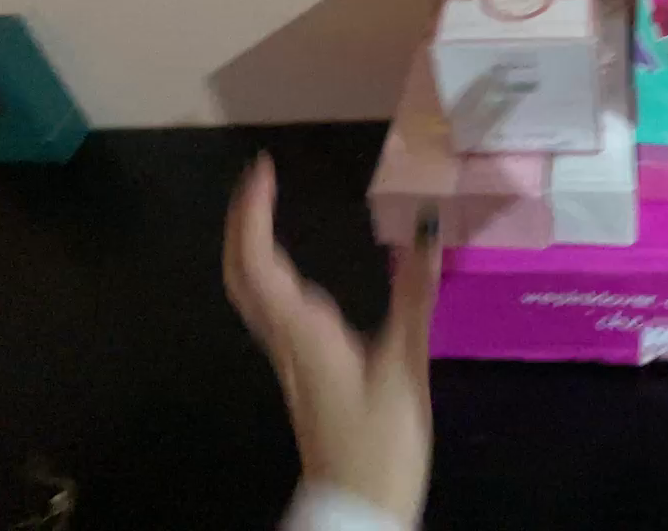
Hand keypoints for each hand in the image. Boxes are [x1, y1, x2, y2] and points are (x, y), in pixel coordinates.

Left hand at [223, 153, 441, 524]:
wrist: (358, 508)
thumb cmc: (382, 441)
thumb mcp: (407, 364)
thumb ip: (416, 294)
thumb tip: (426, 229)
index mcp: (304, 332)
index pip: (259, 263)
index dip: (253, 214)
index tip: (263, 170)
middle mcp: (285, 336)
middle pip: (241, 272)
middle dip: (242, 219)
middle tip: (260, 176)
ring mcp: (287, 351)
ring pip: (249, 287)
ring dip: (250, 238)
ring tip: (269, 201)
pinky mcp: (300, 361)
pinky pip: (267, 300)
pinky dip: (266, 263)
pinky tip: (287, 258)